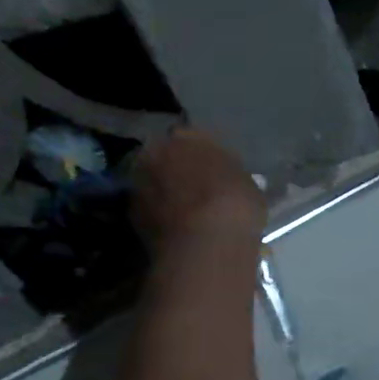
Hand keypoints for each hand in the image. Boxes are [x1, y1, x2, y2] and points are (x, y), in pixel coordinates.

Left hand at [132, 129, 267, 245]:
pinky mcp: (130, 211)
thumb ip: (231, 175)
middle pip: (167, 156)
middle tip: (200, 189)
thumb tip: (228, 179)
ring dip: (167, 192)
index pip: (195, 137)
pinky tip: (180, 228)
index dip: (206, 155)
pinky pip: (150, 207)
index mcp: (188, 137)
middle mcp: (157, 151)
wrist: (206, 242)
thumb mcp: (248, 184)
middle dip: (180, 169)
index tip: (217, 170)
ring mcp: (138, 180)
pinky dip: (161, 214)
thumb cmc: (236, 204)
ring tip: (190, 212)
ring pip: (155, 181)